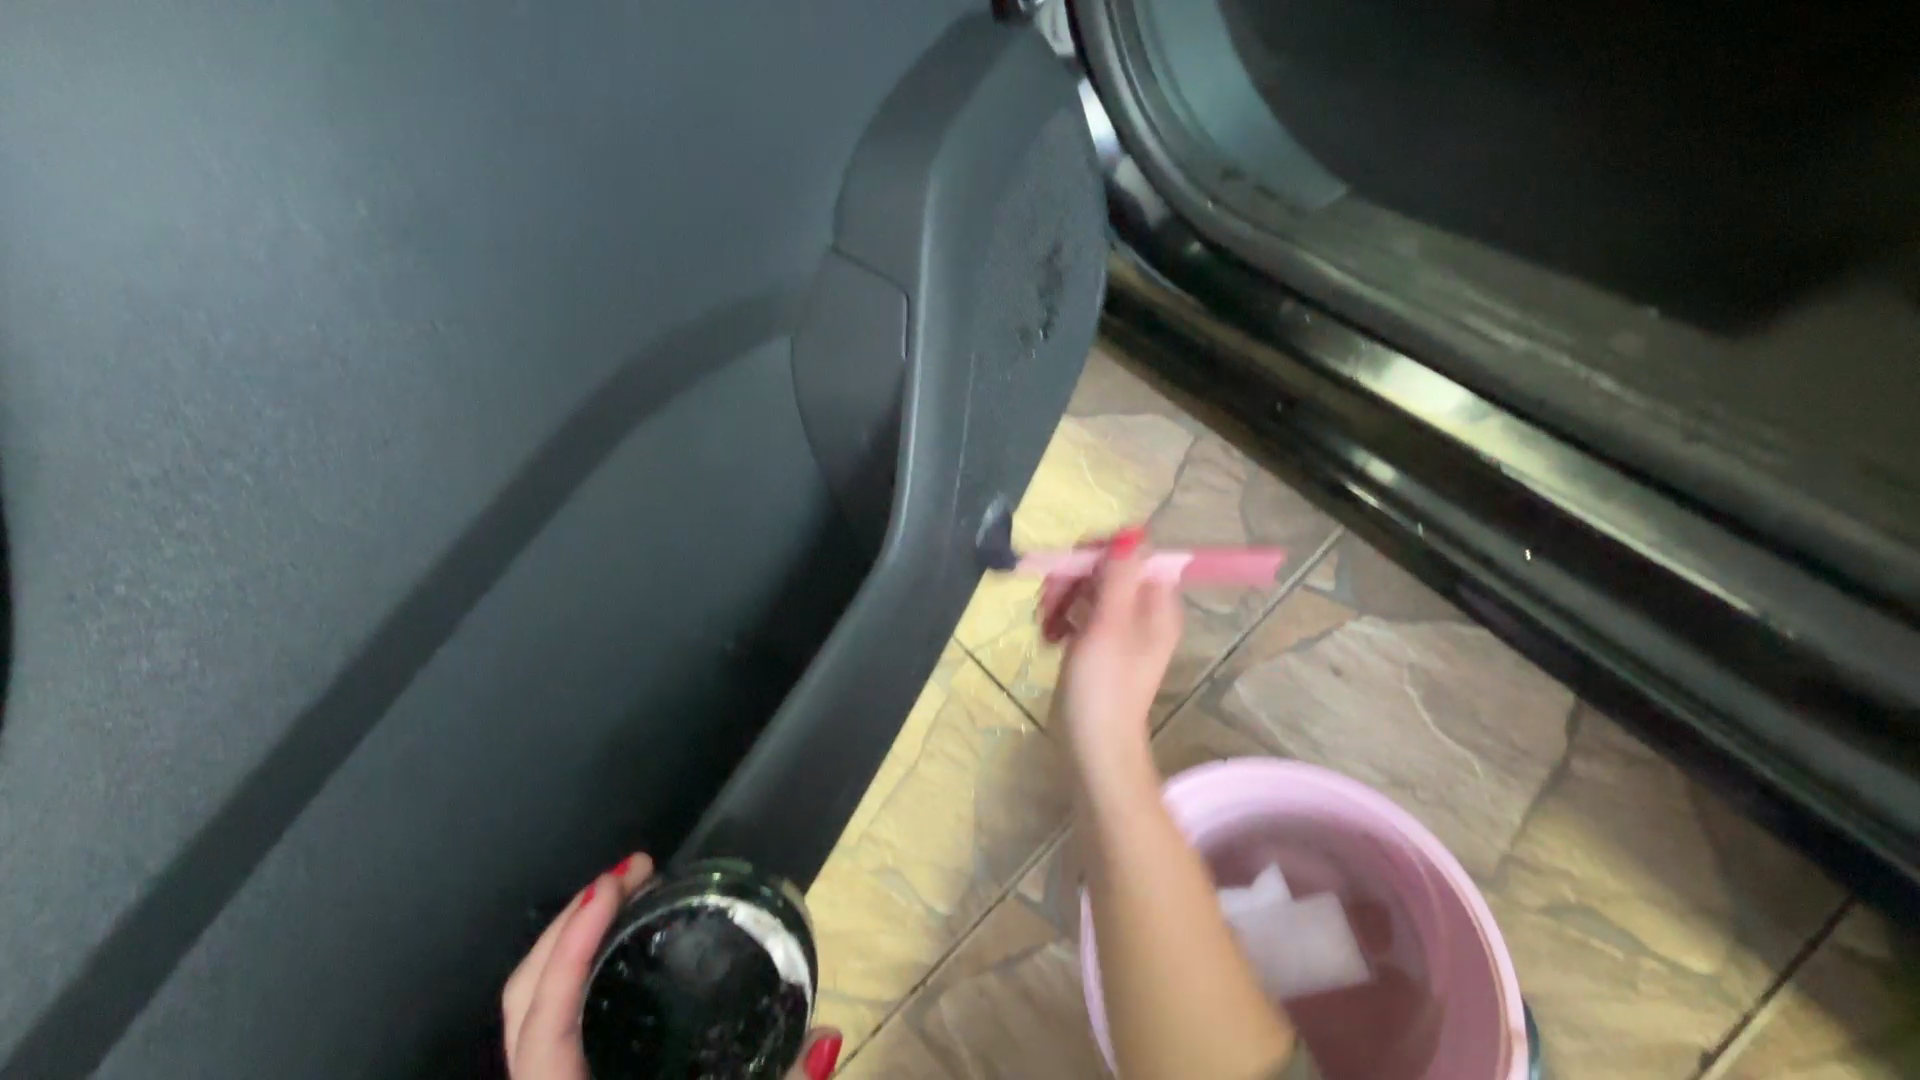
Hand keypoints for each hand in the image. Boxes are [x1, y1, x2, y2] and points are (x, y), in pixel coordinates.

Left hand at [501, 853, 843, 1079]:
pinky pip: (542, 1027)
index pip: (544, 1021)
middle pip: (520, 1001)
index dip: (571, 945)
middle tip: (632, 872)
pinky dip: (568, 975)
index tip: (615, 885)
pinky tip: (613, 958)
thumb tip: (831, 1036)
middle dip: (569, 922)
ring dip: (565, 943)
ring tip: (624, 898)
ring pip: (522, 1013)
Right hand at [1038, 527, 1183, 774]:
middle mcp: (1145, 612)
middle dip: (1073, 579)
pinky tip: (1050, 637)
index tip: (1068, 567)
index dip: (1099, 552)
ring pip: (1090, 592)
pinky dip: (1064, 619)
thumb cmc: (1103, 685)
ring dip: (1063, 599)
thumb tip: (1133, 530)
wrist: (1094, 746)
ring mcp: (1124, 631)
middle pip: (1108, 571)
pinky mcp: (1103, 648)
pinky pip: (1083, 616)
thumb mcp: (1109, 623)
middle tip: (1047, 601)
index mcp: (1157, 603)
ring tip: (1045, 625)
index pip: (1134, 553)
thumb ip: (1119, 575)